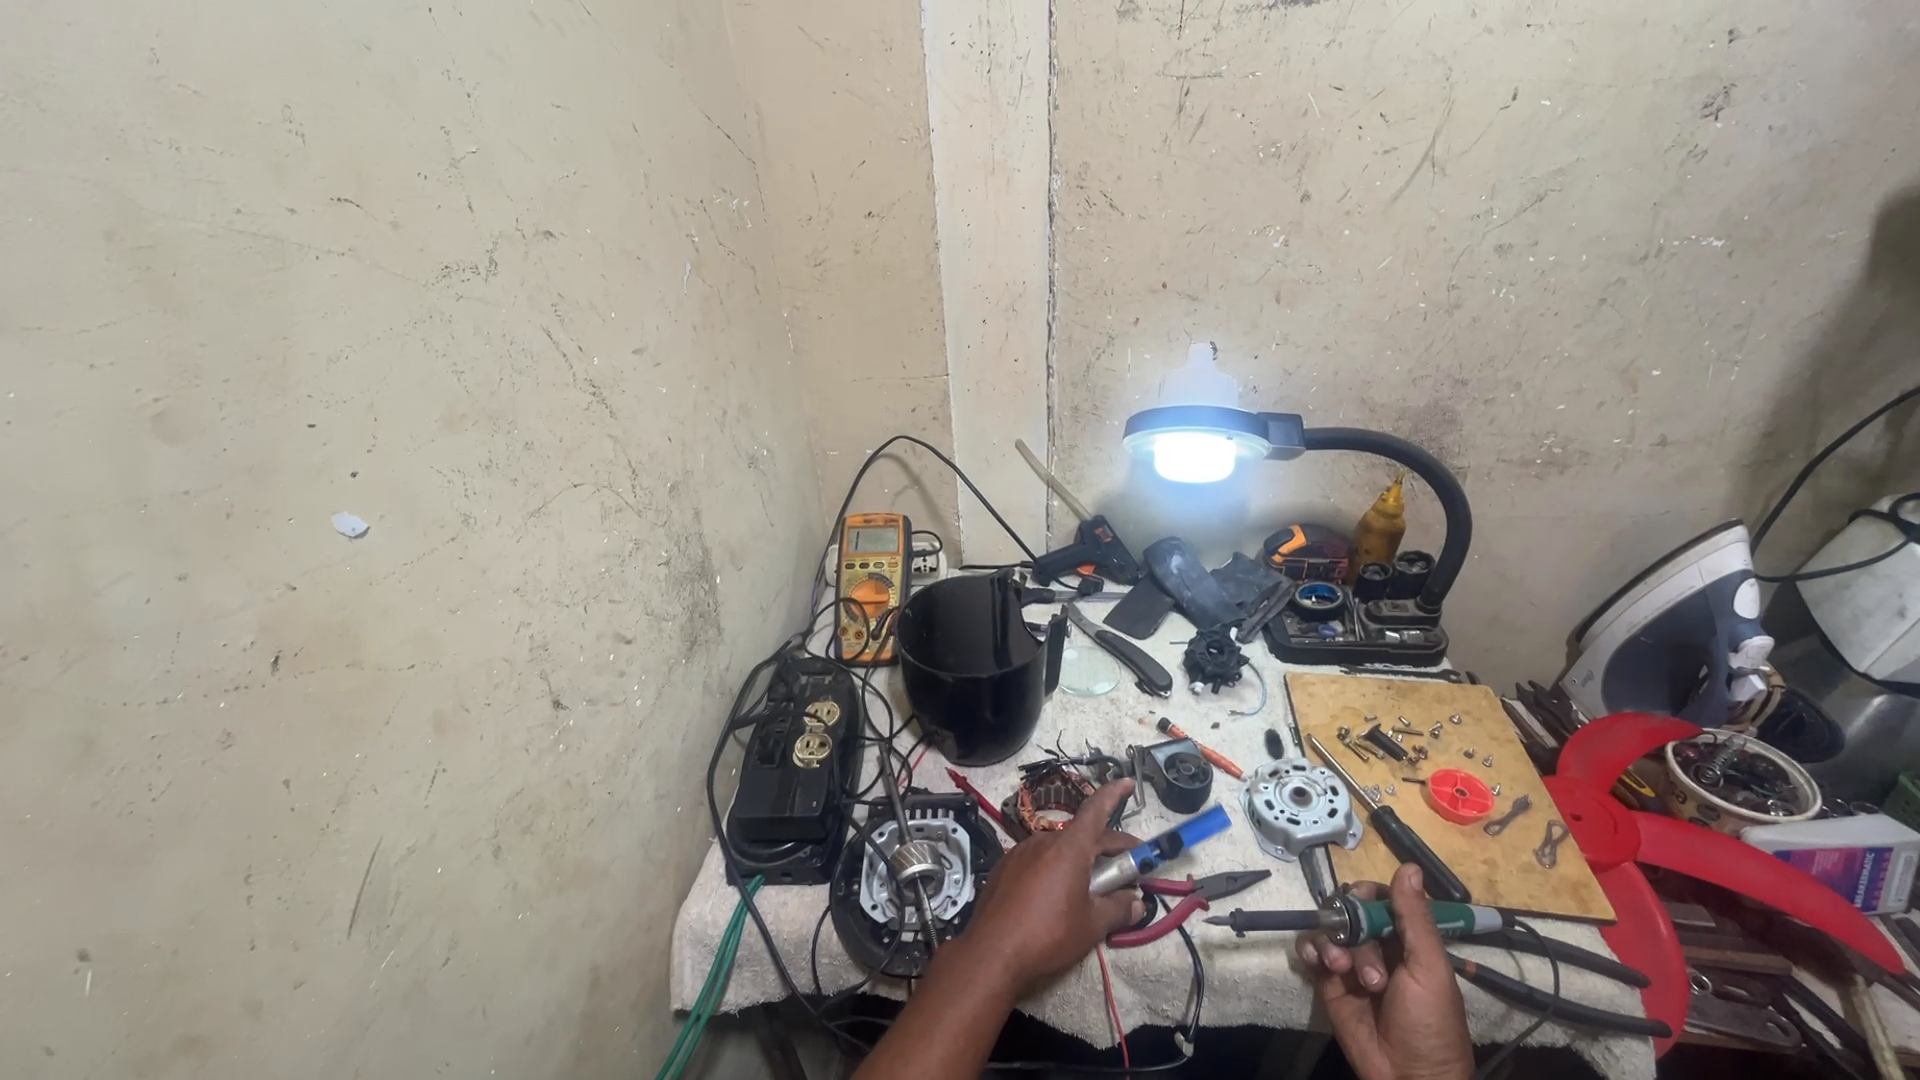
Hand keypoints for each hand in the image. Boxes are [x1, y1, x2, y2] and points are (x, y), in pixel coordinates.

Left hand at [951, 780, 1147, 997]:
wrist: (991, 954)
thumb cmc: (1048, 935)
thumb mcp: (1091, 926)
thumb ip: (1117, 909)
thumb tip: (1136, 902)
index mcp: (1069, 847)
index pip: (1097, 809)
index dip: (1115, 794)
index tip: (1127, 781)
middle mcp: (1044, 841)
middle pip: (1082, 835)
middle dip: (1109, 846)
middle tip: (1130, 863)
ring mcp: (1020, 853)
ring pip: (1059, 849)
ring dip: (1080, 860)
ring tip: (1093, 886)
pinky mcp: (1004, 869)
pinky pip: (1037, 861)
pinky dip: (1055, 869)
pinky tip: (1057, 895)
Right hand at [1297, 865, 1473, 1079]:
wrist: (1408, 1079)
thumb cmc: (1431, 1024)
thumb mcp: (1430, 970)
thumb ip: (1414, 919)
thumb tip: (1410, 866)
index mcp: (1409, 942)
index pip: (1382, 899)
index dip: (1369, 895)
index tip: (1362, 899)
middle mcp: (1378, 948)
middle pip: (1351, 912)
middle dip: (1351, 928)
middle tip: (1360, 955)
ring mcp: (1351, 964)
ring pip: (1330, 930)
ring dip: (1332, 943)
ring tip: (1341, 969)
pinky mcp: (1328, 981)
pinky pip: (1310, 950)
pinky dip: (1309, 948)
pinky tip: (1317, 960)